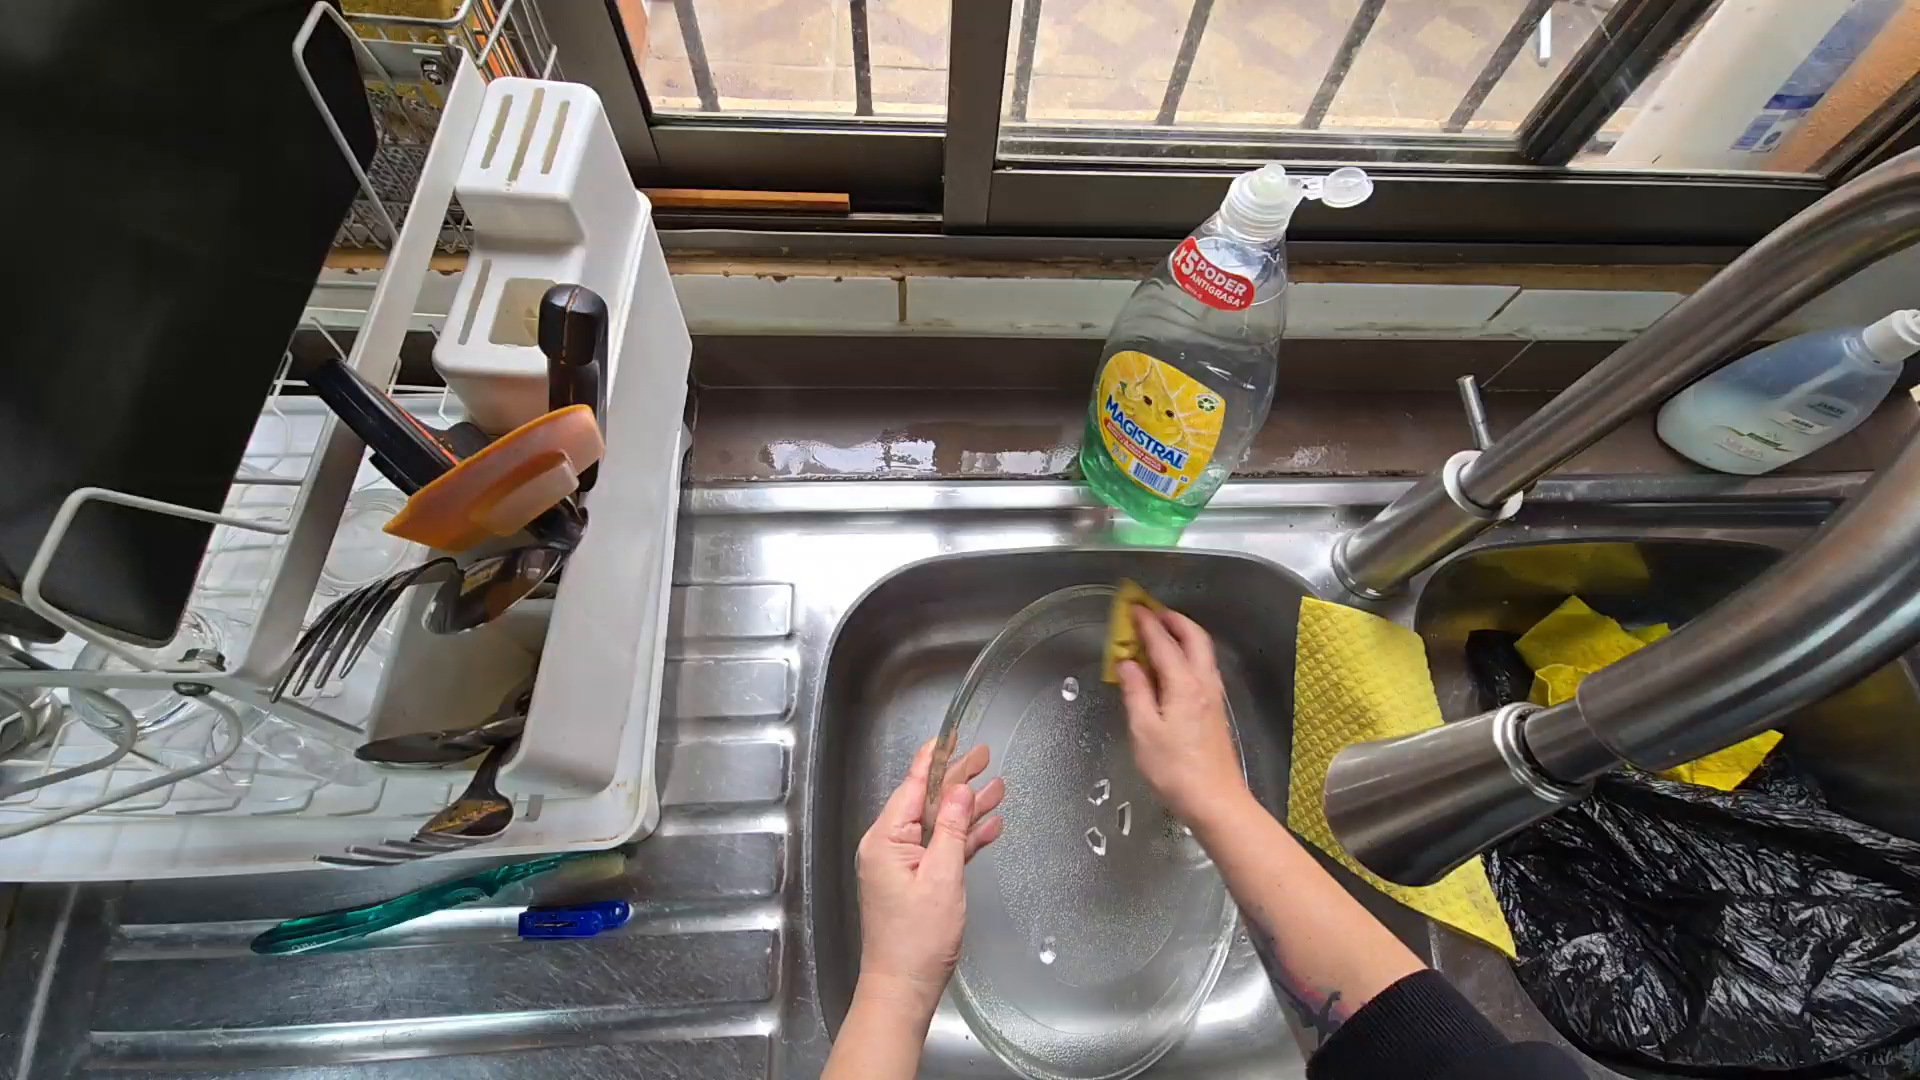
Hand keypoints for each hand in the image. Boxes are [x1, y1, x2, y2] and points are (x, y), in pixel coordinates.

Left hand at [855, 738, 1005, 1016]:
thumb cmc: (918, 939)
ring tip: (998, 788)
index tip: (952, 735)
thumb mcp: (941, 877)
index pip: (912, 785)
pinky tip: (989, 826)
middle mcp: (889, 844)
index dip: (935, 758)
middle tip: (986, 757)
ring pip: (938, 823)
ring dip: (967, 809)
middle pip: (927, 800)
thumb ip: (950, 828)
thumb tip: (959, 789)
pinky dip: (964, 837)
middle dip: (958, 780)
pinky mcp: (915, 880)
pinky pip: (941, 848)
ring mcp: (902, 863)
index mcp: (886, 838)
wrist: (904, 990)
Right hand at [1115, 606, 1248, 827]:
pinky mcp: (1214, 709)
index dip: (1146, 623)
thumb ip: (1135, 692)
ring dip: (1182, 634)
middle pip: (1193, 638)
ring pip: (1201, 651)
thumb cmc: (1174, 769)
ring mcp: (1213, 696)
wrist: (1215, 801)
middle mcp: (1203, 683)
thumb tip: (1127, 663)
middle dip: (1172, 619)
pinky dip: (1186, 652)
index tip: (1132, 607)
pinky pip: (1201, 666)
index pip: (1164, 643)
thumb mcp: (1143, 731)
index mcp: (1184, 685)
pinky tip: (1171, 663)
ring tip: (1159, 631)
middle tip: (1150, 611)